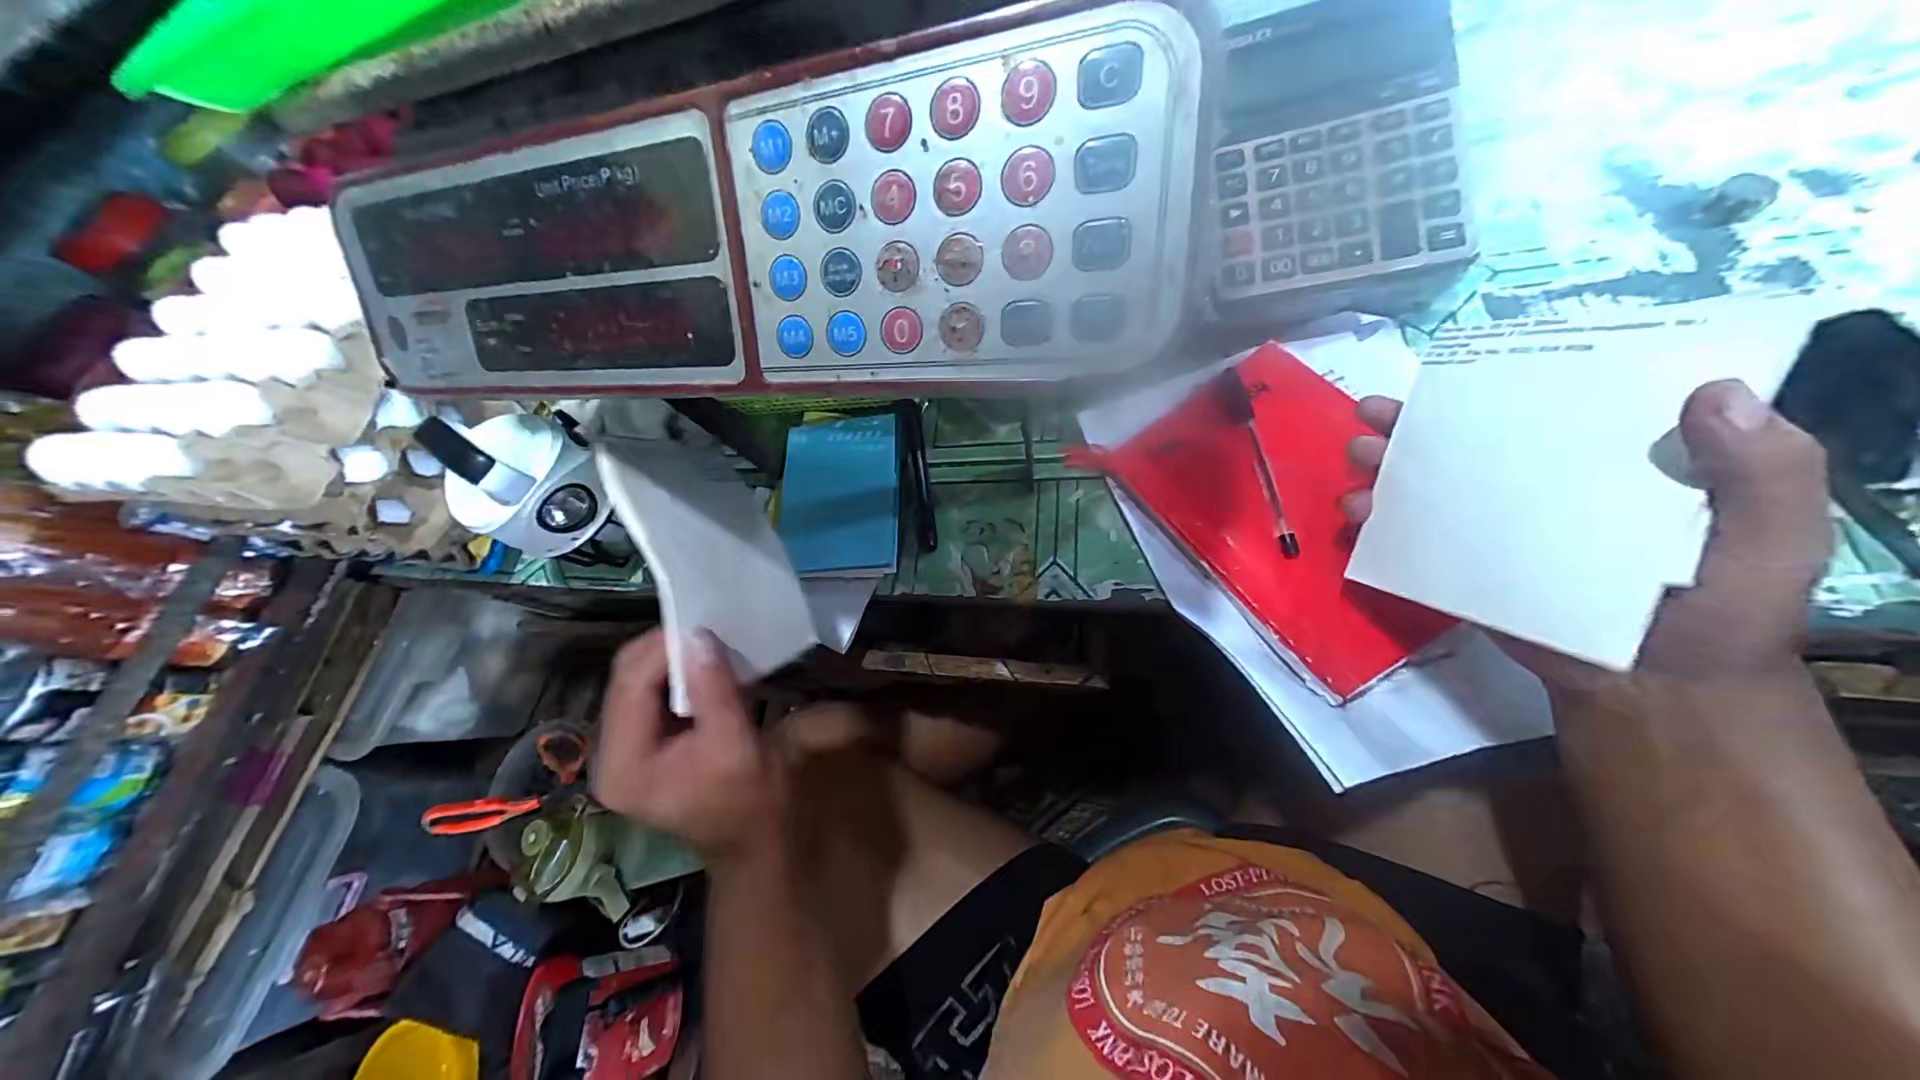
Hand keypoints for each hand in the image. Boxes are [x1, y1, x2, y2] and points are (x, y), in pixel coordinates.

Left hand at [591, 628, 788, 862]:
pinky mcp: (642, 745)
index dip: (663, 650)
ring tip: (708, 643)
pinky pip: (649, 694)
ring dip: (671, 659)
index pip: (631, 686)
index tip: (703, 623)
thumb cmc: (750, 801)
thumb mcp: (737, 744)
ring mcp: (624, 750)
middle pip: (625, 680)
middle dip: (665, 650)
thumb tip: (700, 636)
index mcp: (624, 766)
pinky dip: (676, 675)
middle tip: (707, 628)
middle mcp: (610, 756)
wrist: (756, 841)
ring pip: (635, 681)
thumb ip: (715, 690)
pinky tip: (703, 666)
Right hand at [1342, 380, 1830, 691]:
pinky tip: (1355, 514)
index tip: (1461, 369)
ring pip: (1434, 484)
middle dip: (1417, 423)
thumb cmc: (1721, 612)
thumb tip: (1714, 391)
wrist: (1654, 691)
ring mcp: (1499, 526)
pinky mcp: (1469, 565)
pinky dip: (1382, 523)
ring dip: (1389, 466)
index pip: (1550, 406)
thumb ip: (1766, 474)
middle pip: (1473, 440)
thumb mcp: (1773, 541)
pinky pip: (1418, 537)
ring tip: (1358, 454)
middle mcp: (1544, 482)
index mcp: (1610, 461)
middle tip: (1375, 411)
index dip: (1504, 382)